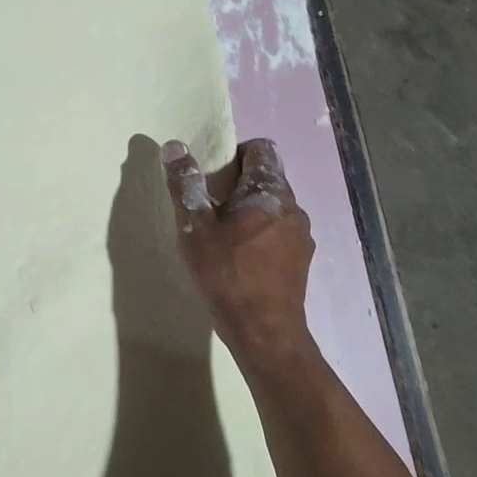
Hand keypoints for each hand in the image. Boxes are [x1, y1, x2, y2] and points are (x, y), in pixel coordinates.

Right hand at [161, 138, 314, 358]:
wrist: (263, 330)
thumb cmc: (226, 274)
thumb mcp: (195, 228)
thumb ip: (185, 185)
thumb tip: (174, 146)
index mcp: (270, 192)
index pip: (261, 149)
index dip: (233, 153)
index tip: (209, 177)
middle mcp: (294, 207)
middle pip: (266, 177)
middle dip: (236, 184)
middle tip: (206, 207)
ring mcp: (301, 234)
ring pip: (272, 206)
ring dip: (247, 211)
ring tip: (220, 236)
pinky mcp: (300, 259)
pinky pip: (277, 231)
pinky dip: (258, 233)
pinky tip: (238, 259)